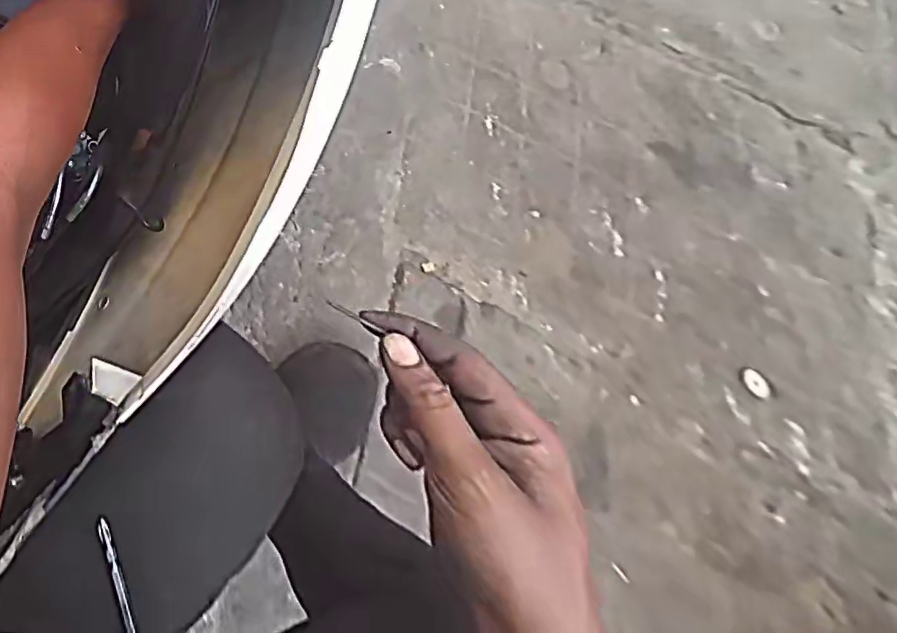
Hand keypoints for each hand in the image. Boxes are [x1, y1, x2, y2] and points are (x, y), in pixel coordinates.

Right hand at [366, 312, 603, 632]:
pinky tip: (411, 458)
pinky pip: (424, 432)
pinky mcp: (460, 476)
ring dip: (407, 416)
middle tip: (400, 416)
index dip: (415, 335)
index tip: (372, 322)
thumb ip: (430, 406)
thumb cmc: (521, 574)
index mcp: (523, 428)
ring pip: (428, 405)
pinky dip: (407, 436)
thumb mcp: (468, 476)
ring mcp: (482, 457)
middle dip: (410, 388)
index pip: (461, 359)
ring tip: (411, 449)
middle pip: (443, 378)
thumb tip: (399, 347)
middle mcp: (504, 436)